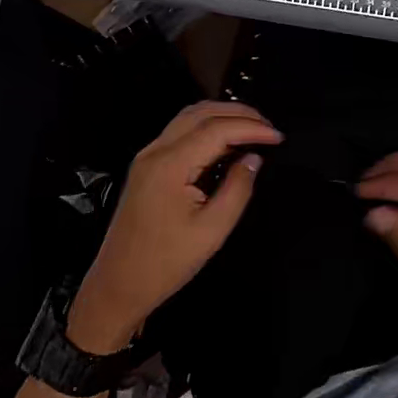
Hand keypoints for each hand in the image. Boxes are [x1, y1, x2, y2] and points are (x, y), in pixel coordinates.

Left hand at [68, 102, 280, 352]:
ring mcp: (147, 156)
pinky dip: (207, 127)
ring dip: (222, 116)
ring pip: (188, 117)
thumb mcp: (213, 230)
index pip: (216, 129)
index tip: (279, 136)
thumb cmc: (168, 262)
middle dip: (238, 112)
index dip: (251, 128)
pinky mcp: (146, 166)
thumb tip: (254, 158)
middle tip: (269, 127)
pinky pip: (180, 132)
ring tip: (253, 129)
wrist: (119, 285)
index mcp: (170, 165)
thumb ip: (237, 188)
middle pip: (200, 112)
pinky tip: (227, 141)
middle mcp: (155, 151)